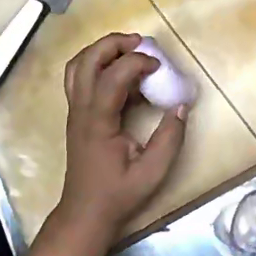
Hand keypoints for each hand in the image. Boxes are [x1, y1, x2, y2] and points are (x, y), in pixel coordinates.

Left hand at [56, 33, 187, 231]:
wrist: (85, 212)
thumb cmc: (118, 194)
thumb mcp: (152, 172)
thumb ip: (169, 138)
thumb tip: (181, 106)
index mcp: (97, 122)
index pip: (110, 77)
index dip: (135, 63)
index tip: (158, 66)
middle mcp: (80, 110)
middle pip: (86, 61)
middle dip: (113, 44)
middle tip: (141, 42)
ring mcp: (74, 111)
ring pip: (77, 66)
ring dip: (101, 51)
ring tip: (129, 50)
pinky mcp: (76, 115)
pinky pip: (79, 78)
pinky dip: (97, 65)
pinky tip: (122, 74)